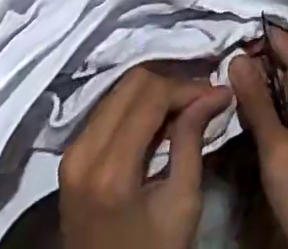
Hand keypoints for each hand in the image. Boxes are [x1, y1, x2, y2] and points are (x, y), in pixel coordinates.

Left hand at [60, 64, 230, 248]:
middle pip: (132, 83)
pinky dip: (137, 105)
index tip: (217, 93)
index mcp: (111, 170)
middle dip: (172, 83)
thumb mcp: (182, 203)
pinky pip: (108, 109)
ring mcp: (71, 153)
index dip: (188, 87)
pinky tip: (160, 119)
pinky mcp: (70, 157)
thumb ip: (192, 140)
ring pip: (119, 91)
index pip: (152, 95)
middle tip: (203, 98)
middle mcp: (83, 153)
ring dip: (155, 91)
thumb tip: (215, 91)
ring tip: (186, 107)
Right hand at [229, 27, 287, 248]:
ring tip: (230, 73)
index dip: (261, 32)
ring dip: (265, 77)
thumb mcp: (278, 152)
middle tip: (223, 50)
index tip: (228, 24)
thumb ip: (258, 104)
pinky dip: (274, 98)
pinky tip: (253, 106)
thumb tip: (237, 57)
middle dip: (261, 53)